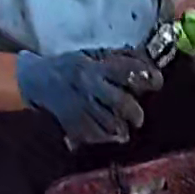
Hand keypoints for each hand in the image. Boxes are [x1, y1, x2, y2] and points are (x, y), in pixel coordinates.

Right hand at [15, 50, 162, 145]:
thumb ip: (120, 60)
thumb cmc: (72, 67)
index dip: (145, 76)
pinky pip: (98, 137)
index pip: (125, 70)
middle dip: (135, 113)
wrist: (37, 80)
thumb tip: (149, 65)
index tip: (157, 82)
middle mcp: (88, 86)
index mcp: (94, 66)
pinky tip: (108, 134)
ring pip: (111, 125)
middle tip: (138, 118)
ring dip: (122, 129)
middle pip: (121, 104)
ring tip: (124, 128)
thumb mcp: (93, 55)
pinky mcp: (73, 126)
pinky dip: (107, 138)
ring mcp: (80, 108)